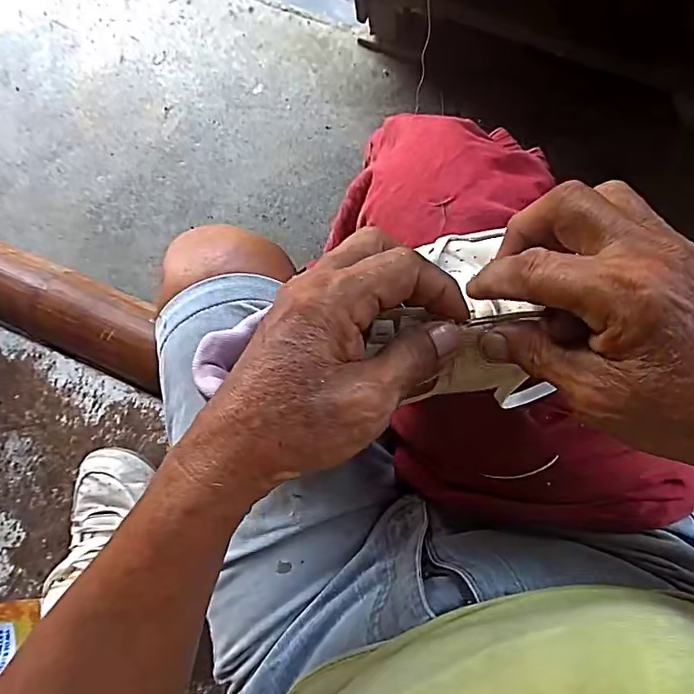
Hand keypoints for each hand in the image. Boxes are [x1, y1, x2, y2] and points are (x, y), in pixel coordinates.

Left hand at [174, 228, 469, 495]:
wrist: (235, 447)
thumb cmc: (298, 426)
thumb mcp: (371, 397)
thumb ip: (416, 356)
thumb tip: (450, 334)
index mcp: (332, 297)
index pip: (403, 265)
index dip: (441, 289)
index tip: (458, 322)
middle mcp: (312, 284)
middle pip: (378, 246)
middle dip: (417, 274)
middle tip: (437, 311)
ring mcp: (299, 296)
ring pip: (358, 262)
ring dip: (393, 284)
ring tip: (415, 325)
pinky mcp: (295, 315)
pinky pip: (342, 286)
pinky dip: (371, 298)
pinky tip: (383, 336)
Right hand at [468, 180, 693, 480]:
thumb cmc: (683, 415)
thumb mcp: (598, 396)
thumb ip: (539, 355)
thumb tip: (495, 334)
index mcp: (620, 288)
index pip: (535, 266)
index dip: (495, 280)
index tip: (476, 295)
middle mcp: (645, 250)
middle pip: (566, 203)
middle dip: (524, 230)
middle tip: (511, 271)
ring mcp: (671, 245)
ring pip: (602, 198)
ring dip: (563, 224)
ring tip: (550, 269)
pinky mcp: (687, 254)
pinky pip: (631, 218)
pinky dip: (597, 234)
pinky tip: (591, 280)